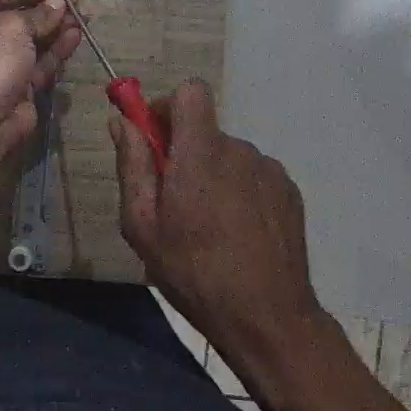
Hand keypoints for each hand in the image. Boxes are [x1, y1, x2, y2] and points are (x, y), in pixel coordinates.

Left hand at [0, 0, 81, 153]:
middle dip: (46, 10)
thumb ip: (36, 14)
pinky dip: (58, 48)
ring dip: (57, 28)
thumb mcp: (11, 27)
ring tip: (82, 16)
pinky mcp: (21, 86)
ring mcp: (2, 66)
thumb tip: (58, 5)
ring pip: (33, 41)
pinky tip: (76, 35)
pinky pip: (42, 62)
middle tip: (73, 2)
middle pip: (18, 20)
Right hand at [111, 80, 323, 358]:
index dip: (168, 106)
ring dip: (213, 176)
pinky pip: (253, 177)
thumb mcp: (142, 224)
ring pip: (228, 157)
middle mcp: (239, 150)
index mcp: (201, 152)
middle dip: (185, 153)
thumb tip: (121, 122)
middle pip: (205, 131)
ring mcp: (269, 170)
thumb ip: (132, 165)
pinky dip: (240, 192)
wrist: (268, 318)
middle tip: (174, 202)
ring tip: (208, 226)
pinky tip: (237, 234)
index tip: (155, 140)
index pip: (190, 92)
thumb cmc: (193, 271)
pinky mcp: (289, 192)